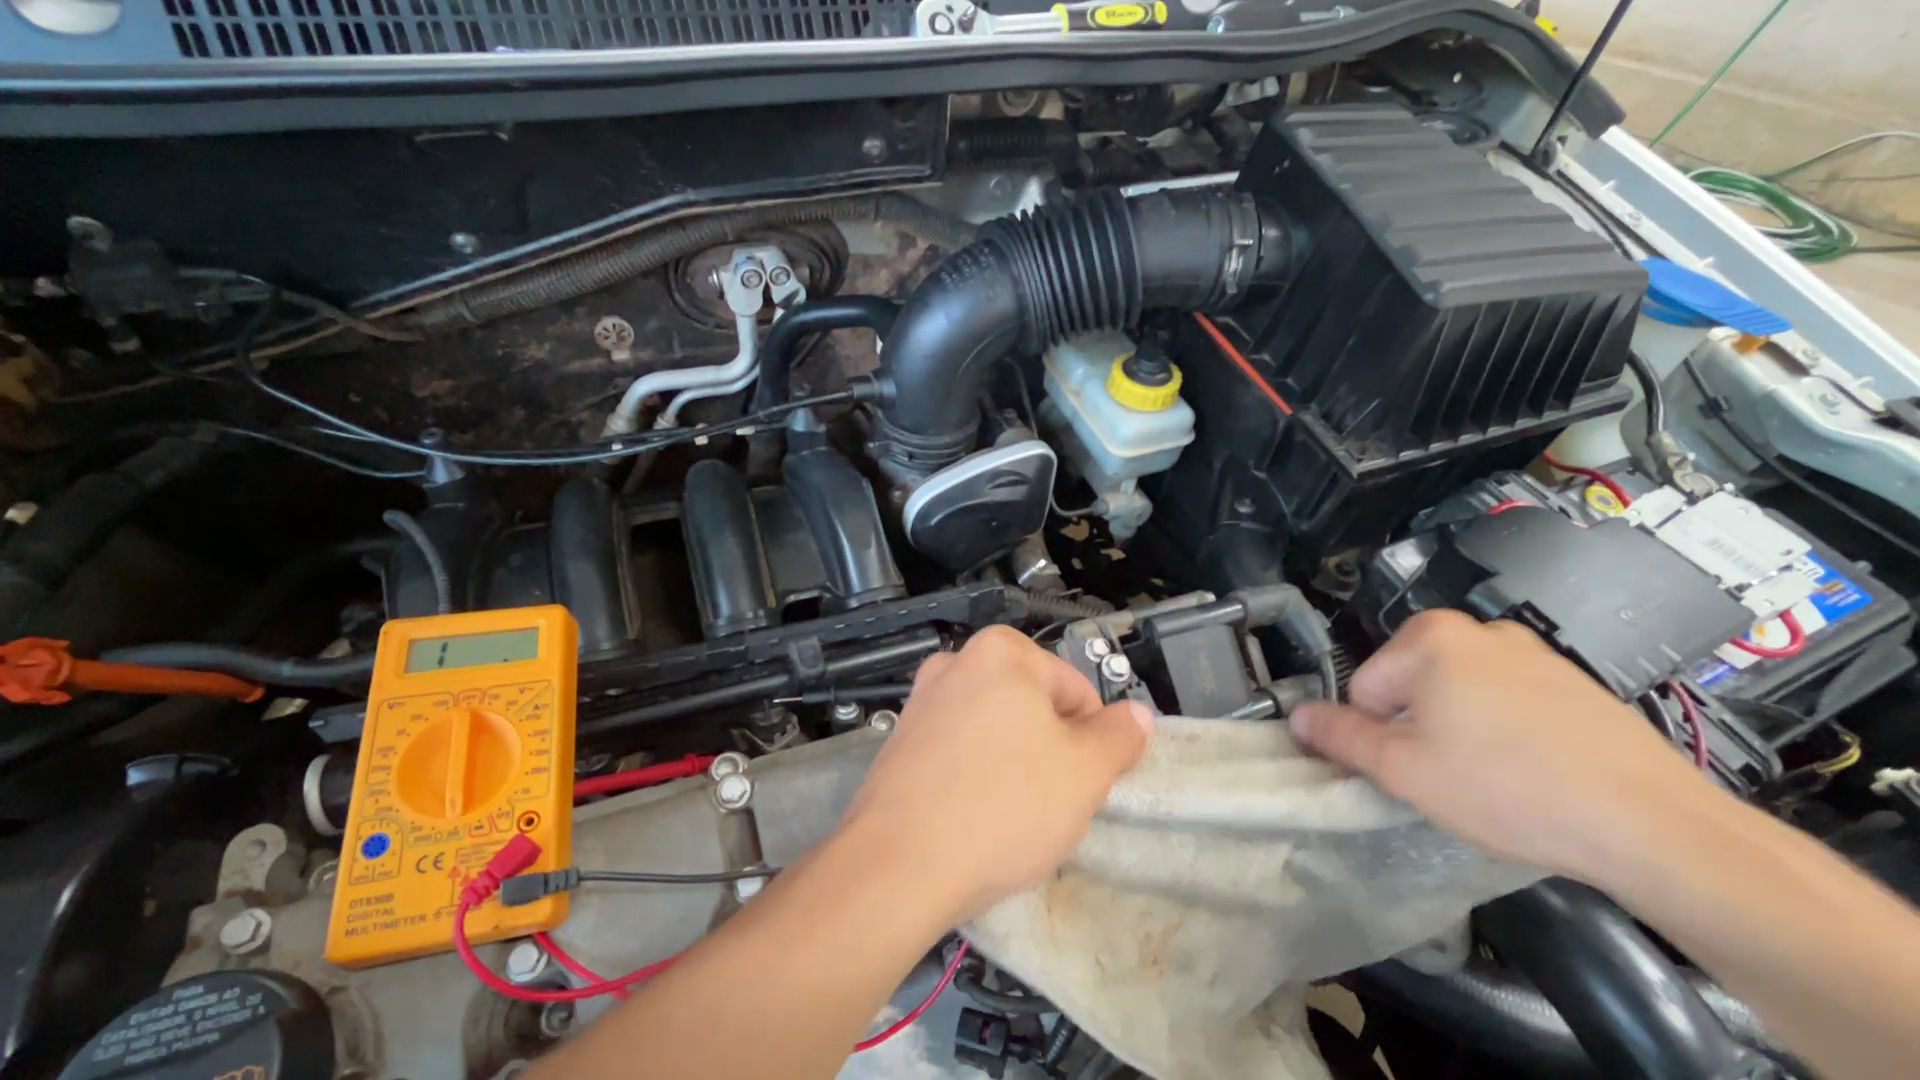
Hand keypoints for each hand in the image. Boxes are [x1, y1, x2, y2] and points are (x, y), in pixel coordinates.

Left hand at [835, 626, 1152, 923]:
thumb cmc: (1002, 807)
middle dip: (1049, 752)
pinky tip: (973, 821)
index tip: (1082, 782)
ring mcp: (920, 705)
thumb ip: (1118, 737)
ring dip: (1012, 769)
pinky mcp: (897, 747)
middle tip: (1050, 803)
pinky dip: (972, 781)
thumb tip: (1136, 715)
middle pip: (1032, 709)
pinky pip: (956, 757)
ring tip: (1010, 818)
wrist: (898, 866)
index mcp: (1001, 652)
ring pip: (994, 735)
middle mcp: (954, 664)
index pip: (1075, 691)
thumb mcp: (1084, 773)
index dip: (1090, 740)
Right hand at [1289, 611, 1720, 879]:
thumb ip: (1340, 736)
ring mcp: (1532, 650)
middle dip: (1419, 729)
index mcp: (1429, 638)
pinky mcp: (1572, 680)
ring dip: (1460, 730)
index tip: (1413, 770)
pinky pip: (1508, 701)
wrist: (1647, 820)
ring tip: (1496, 779)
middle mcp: (1478, 629)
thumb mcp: (1403, 770)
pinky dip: (1506, 731)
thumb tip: (1295, 715)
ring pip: (1460, 694)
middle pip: (1411, 685)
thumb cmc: (1507, 788)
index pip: (1364, 689)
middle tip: (1451, 777)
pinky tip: (1533, 771)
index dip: (1379, 735)